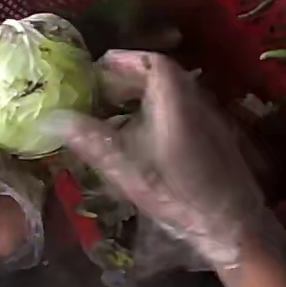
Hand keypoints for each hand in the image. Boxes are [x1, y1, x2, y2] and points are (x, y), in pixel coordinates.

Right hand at [56, 51, 284, 276]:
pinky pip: (180, 112)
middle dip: (128, 79)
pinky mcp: (214, 139)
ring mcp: (209, 120)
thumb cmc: (178, 194)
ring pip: (171, 95)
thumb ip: (90, 140)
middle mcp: (196, 102)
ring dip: (142, 97)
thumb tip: (52, 118)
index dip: (123, 60)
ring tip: (113, 113)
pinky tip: (140, 139)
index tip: (97, 69)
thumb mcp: (126, 168)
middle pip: (161, 76)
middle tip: (99, 91)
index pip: (152, 62)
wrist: (233, 226)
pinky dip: (155, 113)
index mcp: (175, 100)